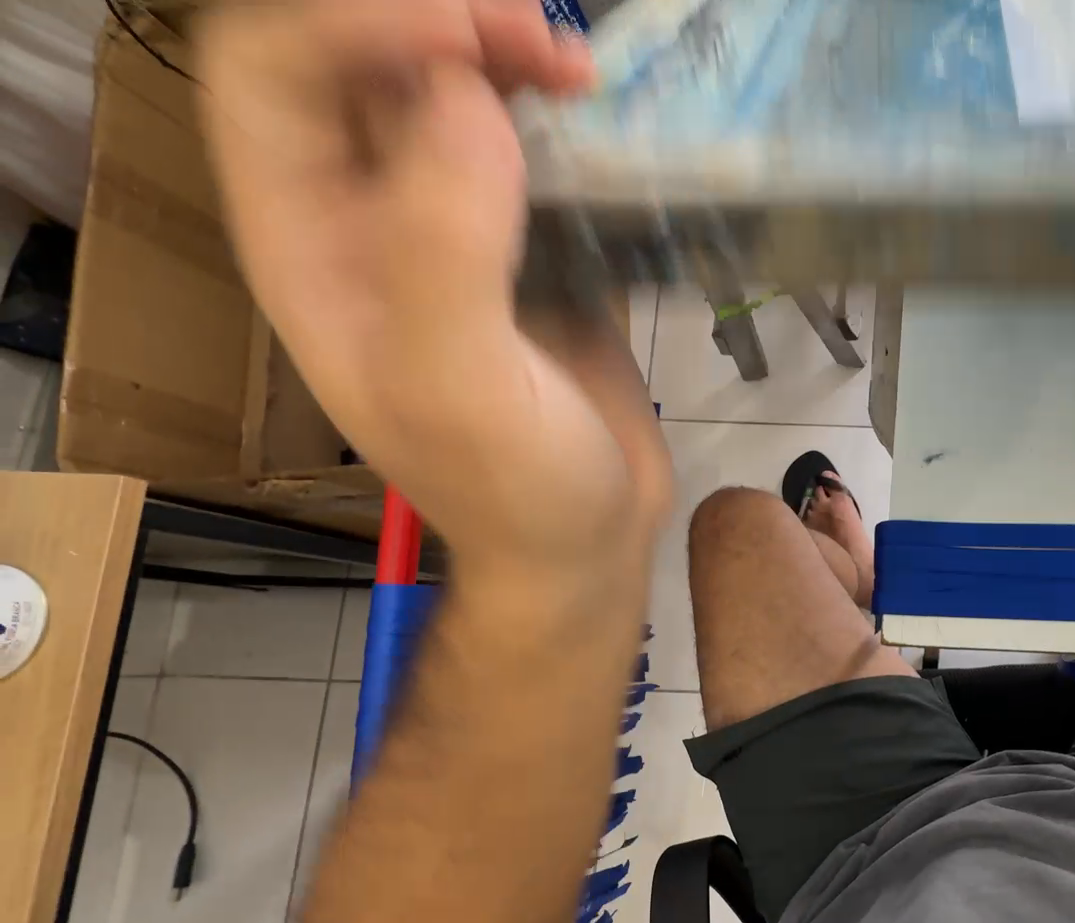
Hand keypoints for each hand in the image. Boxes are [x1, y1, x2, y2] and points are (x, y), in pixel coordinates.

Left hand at [198, 0, 670, 587]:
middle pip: (370, 68)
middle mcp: (372, 225)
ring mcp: (458, 240)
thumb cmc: (516, 488)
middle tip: (554, 50)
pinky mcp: (535, 261)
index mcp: (313, 246)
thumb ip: (444, 251)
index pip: (281, 73)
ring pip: (457, 105)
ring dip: (514, 72)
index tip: (476, 38)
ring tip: (587, 82)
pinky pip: (537, 166)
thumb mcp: (461, 388)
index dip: (360, 24)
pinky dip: (572, 138)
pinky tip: (617, 146)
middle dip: (451, 30)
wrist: (587, 541)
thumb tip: (468, 100)